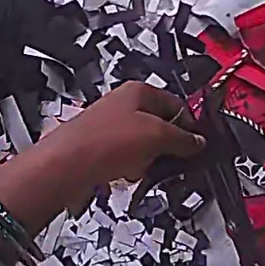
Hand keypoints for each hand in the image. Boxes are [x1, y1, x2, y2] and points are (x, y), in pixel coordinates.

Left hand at [26, 82, 203, 202]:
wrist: (66, 166)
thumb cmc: (101, 140)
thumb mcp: (157, 135)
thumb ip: (183, 138)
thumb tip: (197, 142)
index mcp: (138, 91)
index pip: (176, 104)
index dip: (190, 124)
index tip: (198, 142)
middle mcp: (123, 106)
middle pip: (160, 127)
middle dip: (166, 146)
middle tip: (170, 158)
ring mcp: (111, 129)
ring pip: (144, 147)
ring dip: (148, 160)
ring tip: (142, 167)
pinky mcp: (102, 151)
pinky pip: (127, 161)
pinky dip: (131, 169)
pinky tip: (127, 174)